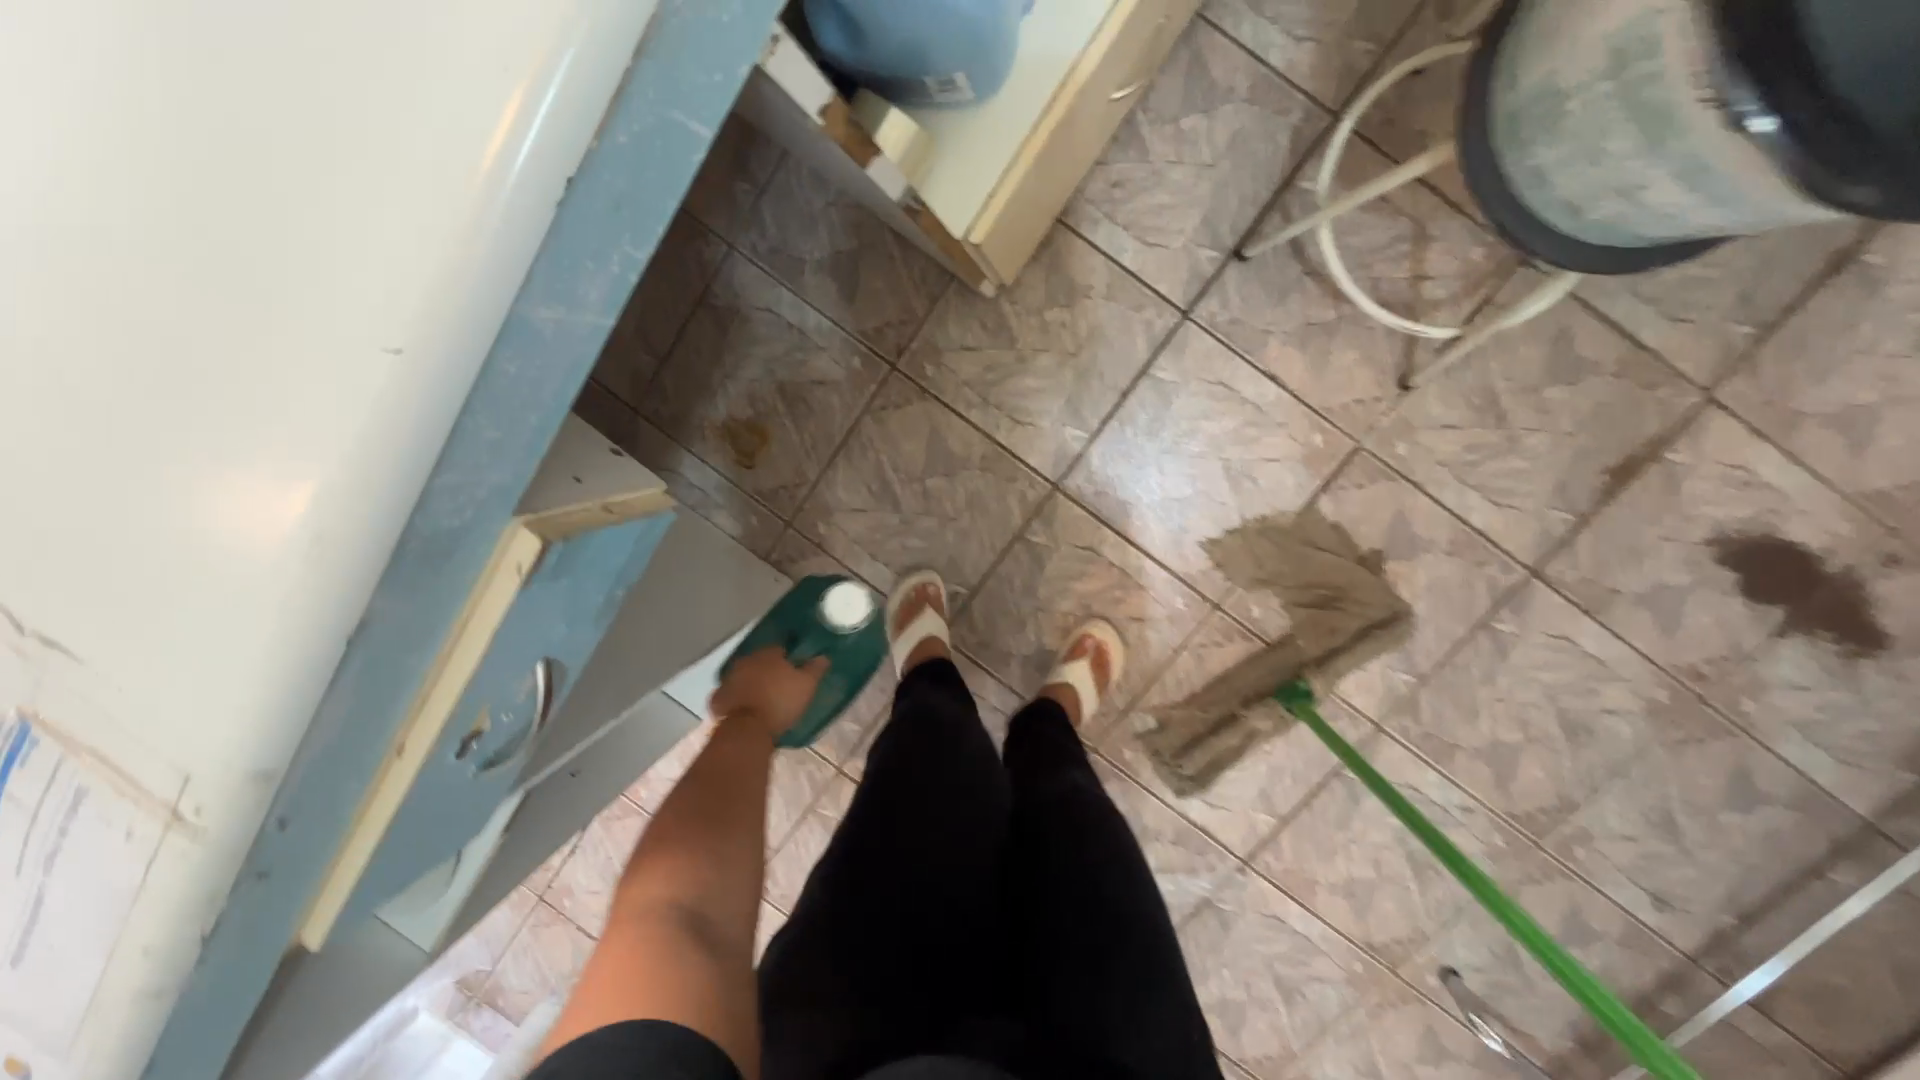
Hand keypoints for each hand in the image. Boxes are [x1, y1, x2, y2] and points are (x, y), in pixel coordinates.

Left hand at [709, 647, 828, 741]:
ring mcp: (729, 678)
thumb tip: (823, 656)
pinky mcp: (718, 698)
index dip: (788, 658)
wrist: (747, 728)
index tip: (794, 668)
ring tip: (762, 698)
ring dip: (751, 683)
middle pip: (759, 661)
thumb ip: (815, 669)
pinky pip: (730, 694)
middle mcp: (746, 661)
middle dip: (768, 669)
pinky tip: (745, 708)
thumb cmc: (781, 702)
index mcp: (768, 654)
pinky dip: (736, 698)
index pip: (780, 648)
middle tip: (779, 684)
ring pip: (743, 676)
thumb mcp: (807, 685)